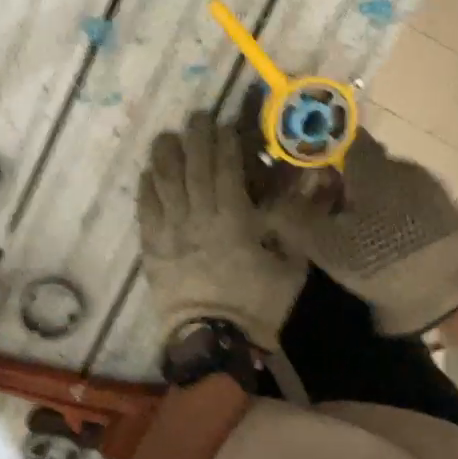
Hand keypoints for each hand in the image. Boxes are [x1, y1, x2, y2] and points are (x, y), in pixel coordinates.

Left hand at [138, 112, 306, 351]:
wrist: (216, 342)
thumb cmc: (259, 304)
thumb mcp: (291, 264)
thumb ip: (297, 221)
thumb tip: (312, 182)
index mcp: (233, 218)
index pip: (225, 167)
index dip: (224, 141)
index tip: (225, 123)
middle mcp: (198, 218)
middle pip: (193, 167)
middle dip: (195, 138)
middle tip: (197, 117)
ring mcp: (171, 233)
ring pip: (164, 184)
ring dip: (165, 156)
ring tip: (166, 137)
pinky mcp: (153, 250)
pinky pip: (145, 212)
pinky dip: (146, 189)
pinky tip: (147, 174)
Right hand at [264, 129, 457, 334]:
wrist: (450, 290)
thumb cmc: (380, 260)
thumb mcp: (327, 246)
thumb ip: (295, 220)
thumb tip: (270, 205)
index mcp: (371, 166)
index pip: (342, 140)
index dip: (322, 153)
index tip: (308, 174)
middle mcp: (401, 166)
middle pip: (364, 163)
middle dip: (345, 180)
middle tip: (327, 209)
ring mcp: (428, 186)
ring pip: (387, 182)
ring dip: (370, 197)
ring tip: (357, 229)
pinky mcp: (445, 210)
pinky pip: (409, 201)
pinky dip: (392, 212)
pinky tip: (385, 238)